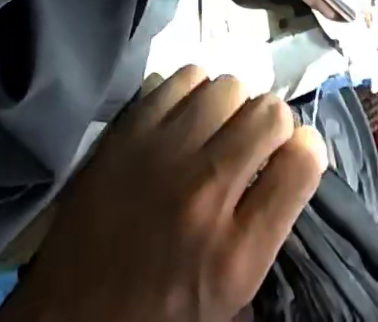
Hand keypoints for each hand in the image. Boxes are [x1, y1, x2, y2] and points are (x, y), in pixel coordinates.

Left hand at [0, 67, 325, 321]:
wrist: (72, 310)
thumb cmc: (162, 307)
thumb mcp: (231, 290)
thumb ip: (269, 221)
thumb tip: (298, 154)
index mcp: (238, 250)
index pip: (301, 161)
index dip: (305, 148)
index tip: (293, 152)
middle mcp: (204, 190)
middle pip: (268, 112)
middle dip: (270, 121)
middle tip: (253, 138)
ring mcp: (161, 153)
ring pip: (225, 86)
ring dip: (231, 103)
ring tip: (217, 124)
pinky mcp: (127, 131)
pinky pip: (178, 78)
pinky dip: (190, 90)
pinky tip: (183, 115)